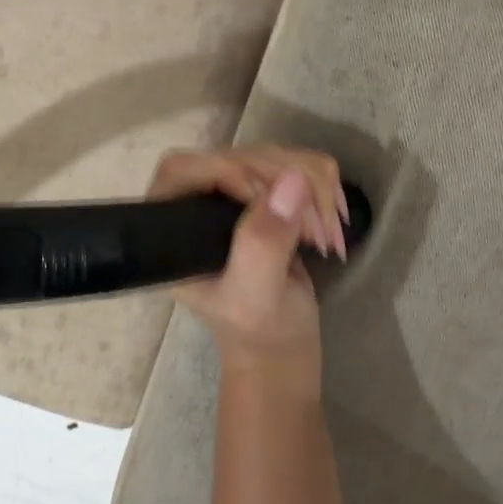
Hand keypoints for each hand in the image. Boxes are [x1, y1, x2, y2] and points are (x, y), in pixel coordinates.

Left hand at [146, 148, 348, 395]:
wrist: (283, 348)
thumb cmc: (258, 331)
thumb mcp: (256, 295)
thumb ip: (264, 242)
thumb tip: (291, 181)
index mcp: (171, 226)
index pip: (184, 169)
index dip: (228, 171)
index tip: (268, 203)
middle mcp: (193, 203)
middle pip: (236, 155)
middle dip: (283, 184)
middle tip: (318, 231)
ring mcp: (228, 195)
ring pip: (269, 156)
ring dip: (310, 186)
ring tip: (327, 236)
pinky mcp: (261, 194)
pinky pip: (292, 165)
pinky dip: (321, 186)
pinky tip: (331, 223)